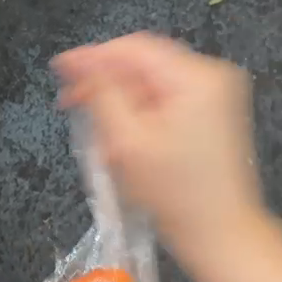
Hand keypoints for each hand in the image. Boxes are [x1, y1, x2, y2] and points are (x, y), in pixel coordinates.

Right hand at [53, 33, 266, 250]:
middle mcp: (211, 77)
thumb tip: (80, 63)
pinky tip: (119, 131)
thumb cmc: (176, 193)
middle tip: (70, 101)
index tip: (60, 69)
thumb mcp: (127, 141)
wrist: (220, 233)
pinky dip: (137, 109)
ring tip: (94, 124)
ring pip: (150, 81)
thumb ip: (102, 94)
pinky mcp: (210, 113)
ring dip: (118, 98)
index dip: (93, 57)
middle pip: (143, 63)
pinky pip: (163, 97)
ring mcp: (214, 95)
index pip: (133, 48)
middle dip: (104, 80)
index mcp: (195, 78)